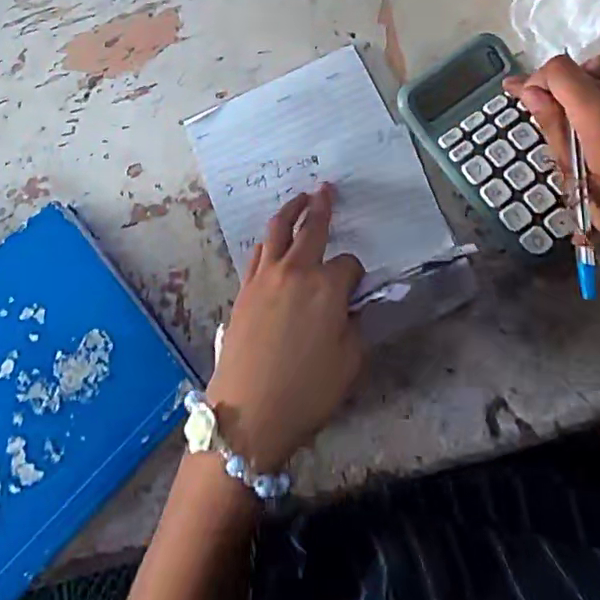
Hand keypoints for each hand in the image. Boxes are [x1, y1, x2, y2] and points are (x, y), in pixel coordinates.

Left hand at [207, 185, 364, 469]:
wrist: (249, 411)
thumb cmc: (307, 392)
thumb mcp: (350, 363)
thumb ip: (355, 326)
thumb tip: (350, 307)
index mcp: (326, 287)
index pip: (348, 265)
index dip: (356, 275)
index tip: (356, 290)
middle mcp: (294, 272)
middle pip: (310, 229)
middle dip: (321, 207)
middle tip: (326, 189)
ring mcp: (263, 278)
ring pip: (277, 231)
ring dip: (290, 211)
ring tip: (299, 199)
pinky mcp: (243, 290)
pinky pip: (257, 253)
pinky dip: (268, 240)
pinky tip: (272, 241)